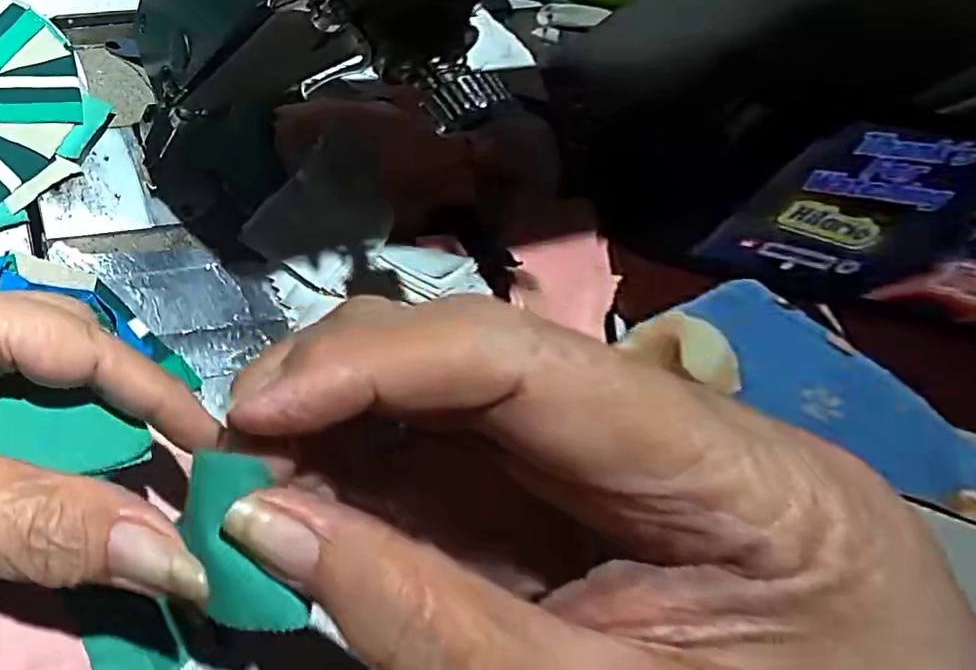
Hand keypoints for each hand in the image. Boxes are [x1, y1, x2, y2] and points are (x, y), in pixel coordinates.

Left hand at [0, 280, 219, 611]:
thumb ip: (46, 524)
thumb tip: (171, 558)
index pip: (90, 345)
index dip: (159, 395)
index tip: (217, 448)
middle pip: (78, 365)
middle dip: (137, 417)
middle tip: (192, 476)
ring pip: (52, 402)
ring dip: (98, 449)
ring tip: (151, 491)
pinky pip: (18, 435)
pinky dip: (55, 470)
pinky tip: (77, 503)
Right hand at [217, 296, 975, 669]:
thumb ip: (425, 625)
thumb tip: (254, 523)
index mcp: (735, 472)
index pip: (514, 355)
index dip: (368, 362)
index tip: (257, 406)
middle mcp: (652, 426)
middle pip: (459, 349)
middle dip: (332, 381)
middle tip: (240, 440)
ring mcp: (588, 451)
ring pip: (426, 384)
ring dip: (327, 417)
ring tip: (254, 466)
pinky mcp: (540, 486)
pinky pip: (425, 447)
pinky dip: (350, 463)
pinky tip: (301, 489)